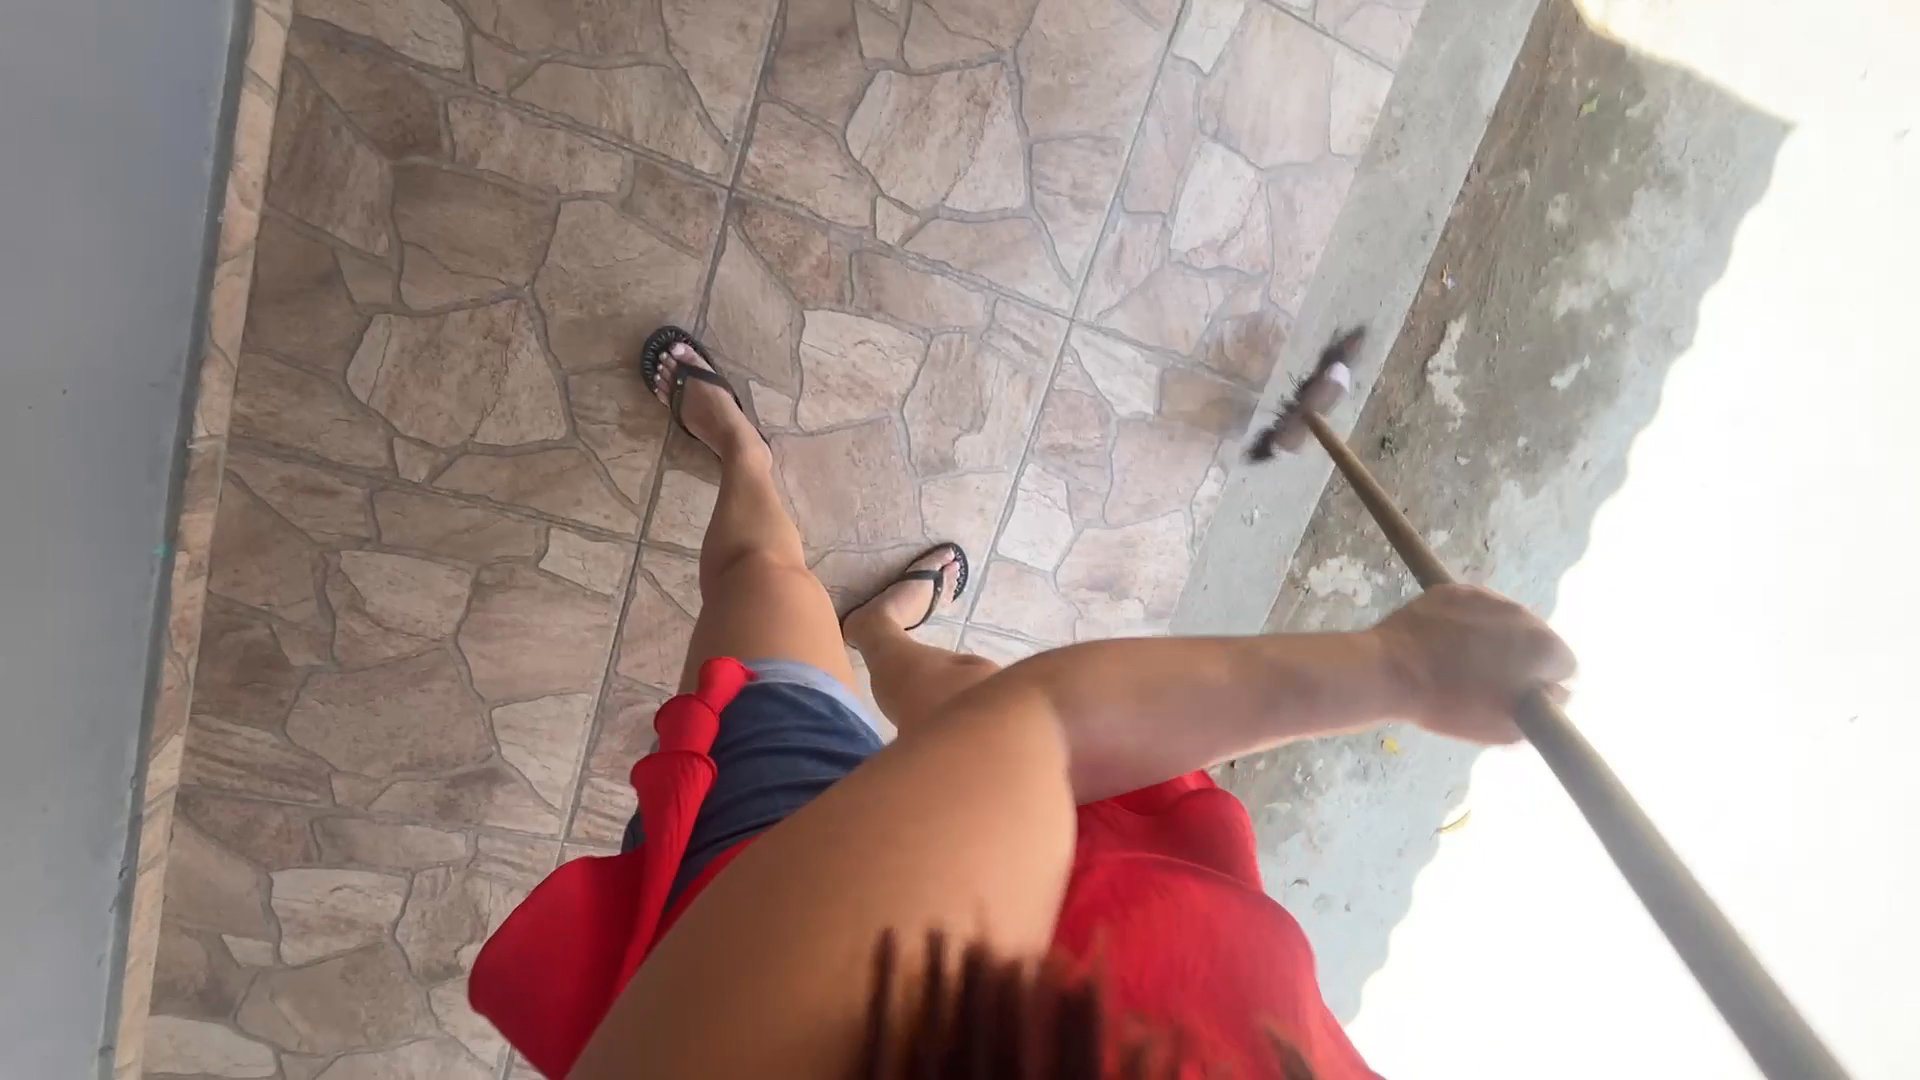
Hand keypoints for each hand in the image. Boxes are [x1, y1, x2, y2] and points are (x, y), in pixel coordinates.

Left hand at [1371, 585, 1575, 744]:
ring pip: (1501, 620)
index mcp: (1545, 647)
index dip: (1541, 683)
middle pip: (1533, 638)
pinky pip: (1470, 607)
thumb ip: (1545, 710)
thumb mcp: (1508, 728)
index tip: (1516, 692)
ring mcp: (1484, 596)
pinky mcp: (1451, 589)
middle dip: (1517, 656)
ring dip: (1491, 635)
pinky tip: (1444, 638)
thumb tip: (1552, 694)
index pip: (1563, 667)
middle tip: (1484, 675)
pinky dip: (1463, 620)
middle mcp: (1522, 613)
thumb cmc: (1448, 703)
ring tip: (1459, 657)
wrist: (1389, 671)